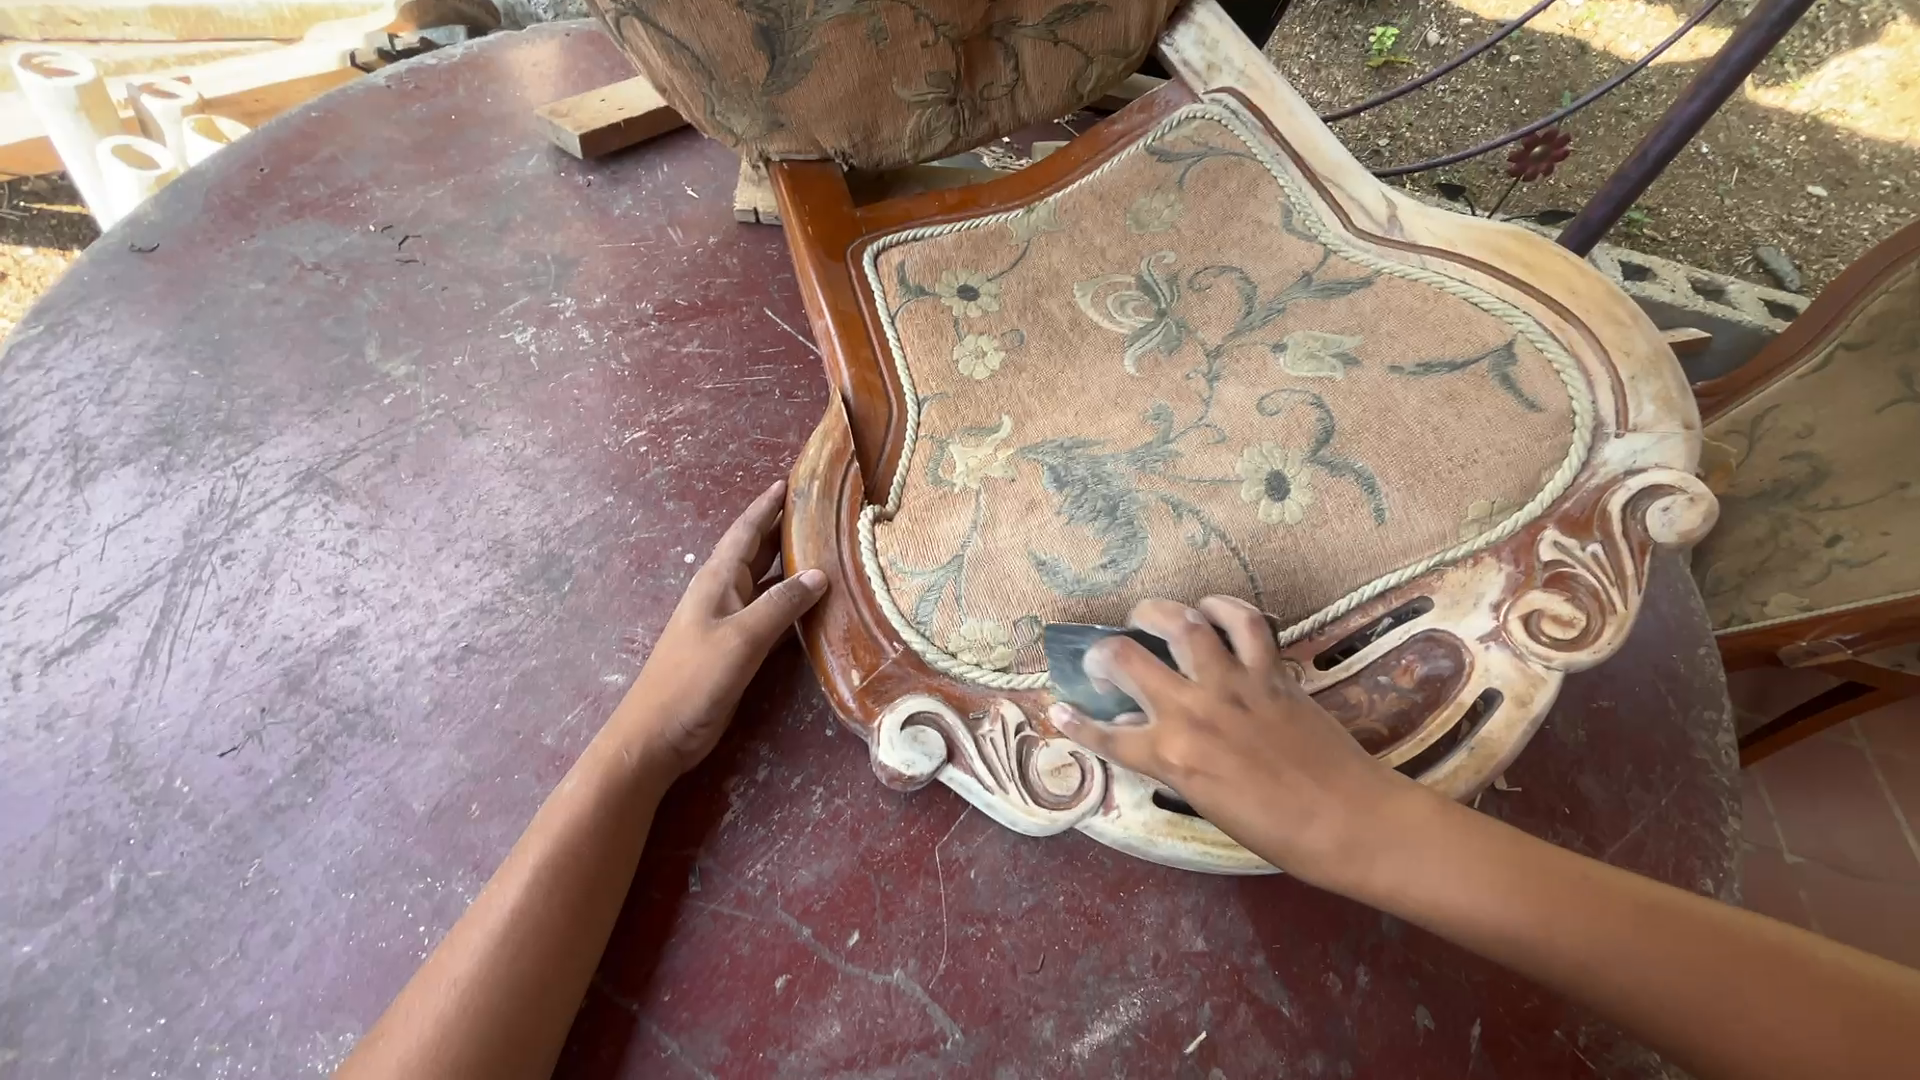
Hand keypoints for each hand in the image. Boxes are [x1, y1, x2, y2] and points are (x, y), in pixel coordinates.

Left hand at [612, 480, 826, 778]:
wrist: (658, 733)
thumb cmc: (693, 679)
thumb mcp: (741, 637)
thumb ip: (780, 604)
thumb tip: (819, 573)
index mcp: (717, 580)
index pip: (746, 531)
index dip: (767, 506)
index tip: (789, 480)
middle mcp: (723, 592)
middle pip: (757, 550)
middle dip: (783, 527)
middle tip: (819, 509)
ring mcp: (728, 620)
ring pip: (765, 581)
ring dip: (790, 564)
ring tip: (826, 549)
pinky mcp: (736, 646)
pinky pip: (770, 612)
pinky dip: (791, 601)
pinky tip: (814, 603)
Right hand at [1048, 596, 1434, 888]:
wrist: (1349, 822)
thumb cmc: (1275, 829)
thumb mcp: (1204, 801)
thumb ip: (1167, 761)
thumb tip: (1141, 731)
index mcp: (1172, 756)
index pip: (1107, 736)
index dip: (1075, 723)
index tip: (1058, 709)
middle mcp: (1191, 711)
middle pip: (1126, 661)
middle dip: (1102, 652)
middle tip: (1105, 656)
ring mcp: (1231, 685)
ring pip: (1180, 625)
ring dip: (1155, 613)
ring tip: (1146, 616)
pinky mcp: (1269, 671)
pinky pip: (1244, 622)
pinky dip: (1223, 607)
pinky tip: (1210, 608)